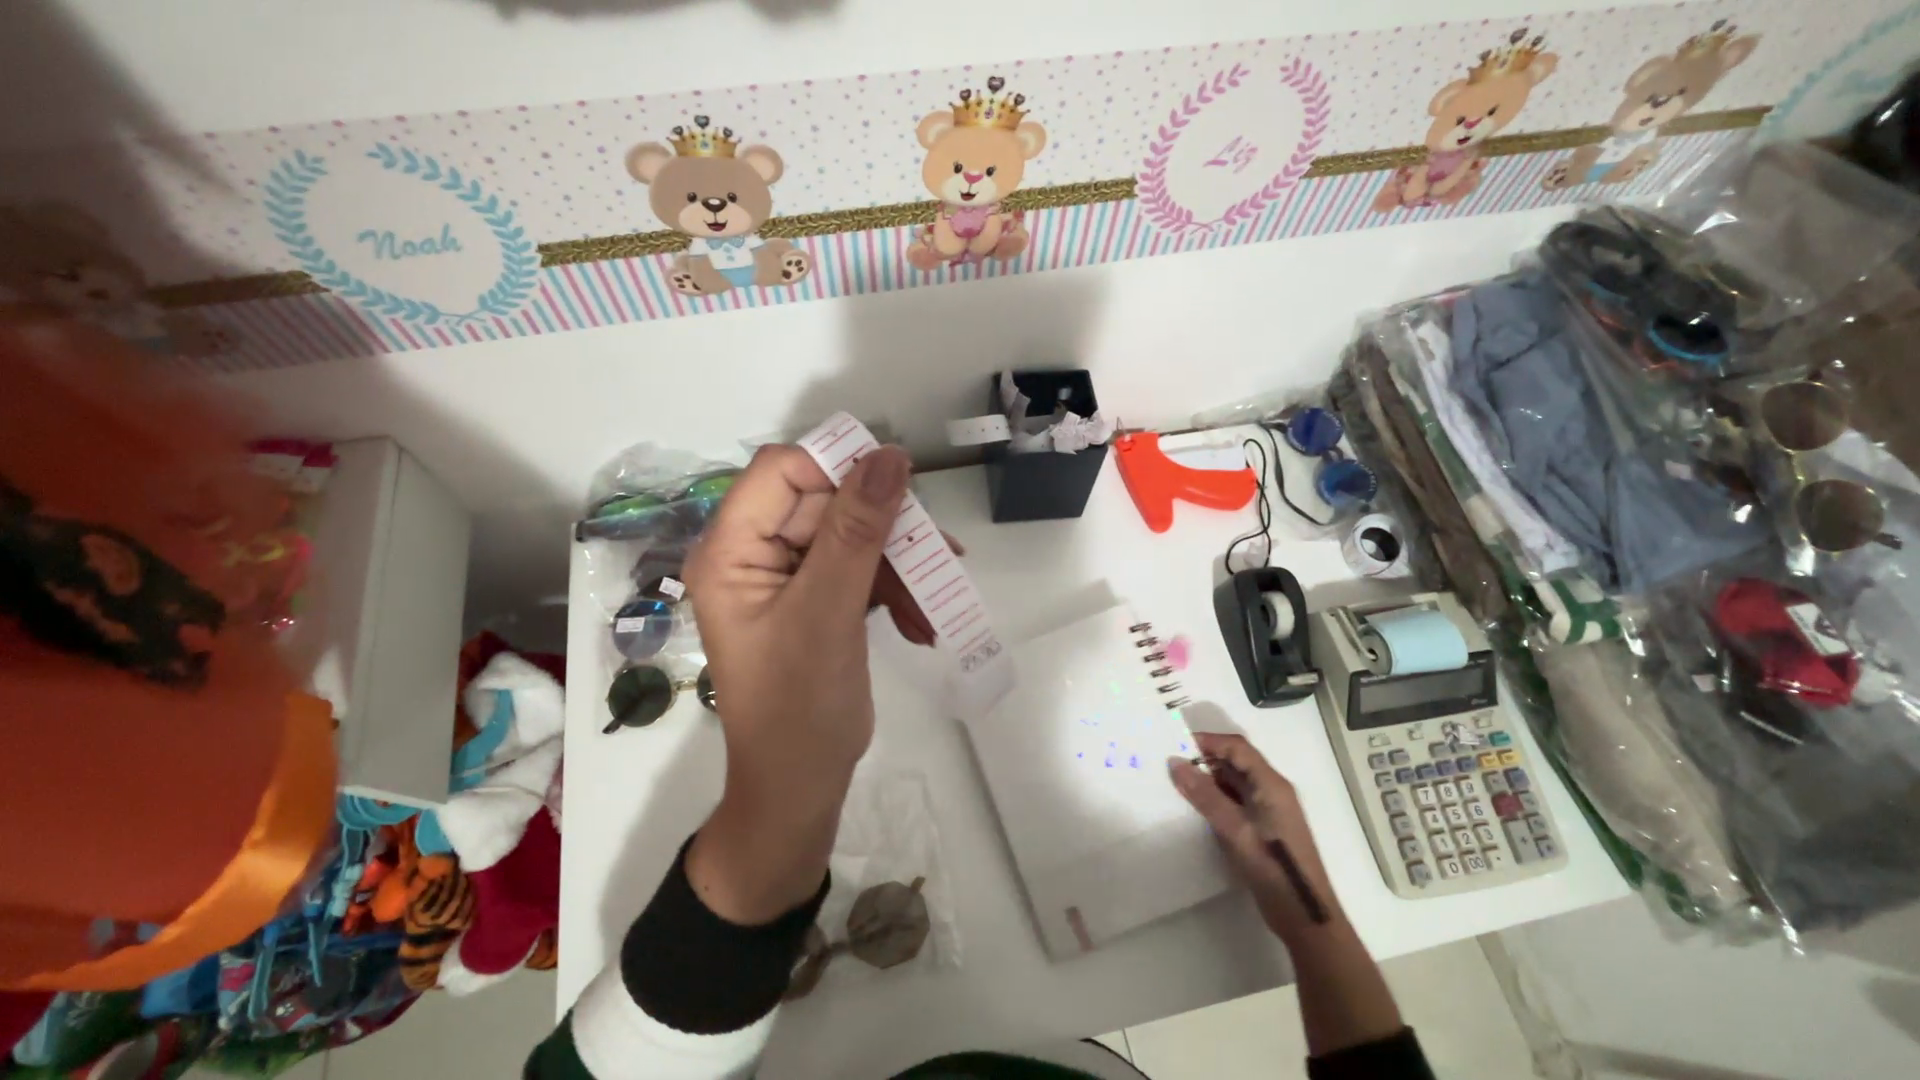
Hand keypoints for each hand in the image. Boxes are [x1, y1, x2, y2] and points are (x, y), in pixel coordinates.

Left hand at [679, 442, 919, 922]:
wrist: (800, 786)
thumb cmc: (800, 704)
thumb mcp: (829, 612)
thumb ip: (857, 530)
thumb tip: (890, 454)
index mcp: (731, 550)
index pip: (781, 471)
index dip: (838, 468)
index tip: (900, 486)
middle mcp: (751, 554)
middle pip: (823, 503)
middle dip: (882, 528)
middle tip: (937, 553)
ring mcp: (784, 578)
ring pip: (849, 536)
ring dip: (896, 564)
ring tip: (934, 602)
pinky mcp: (813, 600)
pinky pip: (856, 569)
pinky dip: (891, 590)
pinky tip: (920, 623)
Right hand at [1169, 733, 1343, 944]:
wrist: (1304, 916)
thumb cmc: (1274, 868)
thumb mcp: (1236, 830)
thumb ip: (1206, 796)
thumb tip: (1175, 762)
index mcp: (1272, 785)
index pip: (1237, 748)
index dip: (1207, 741)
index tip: (1174, 743)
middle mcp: (1272, 791)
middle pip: (1236, 762)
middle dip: (1204, 759)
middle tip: (1170, 763)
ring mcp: (1268, 811)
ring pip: (1234, 783)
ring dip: (1208, 779)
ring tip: (1175, 783)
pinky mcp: (1262, 829)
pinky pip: (1235, 802)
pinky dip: (1214, 799)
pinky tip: (1194, 808)